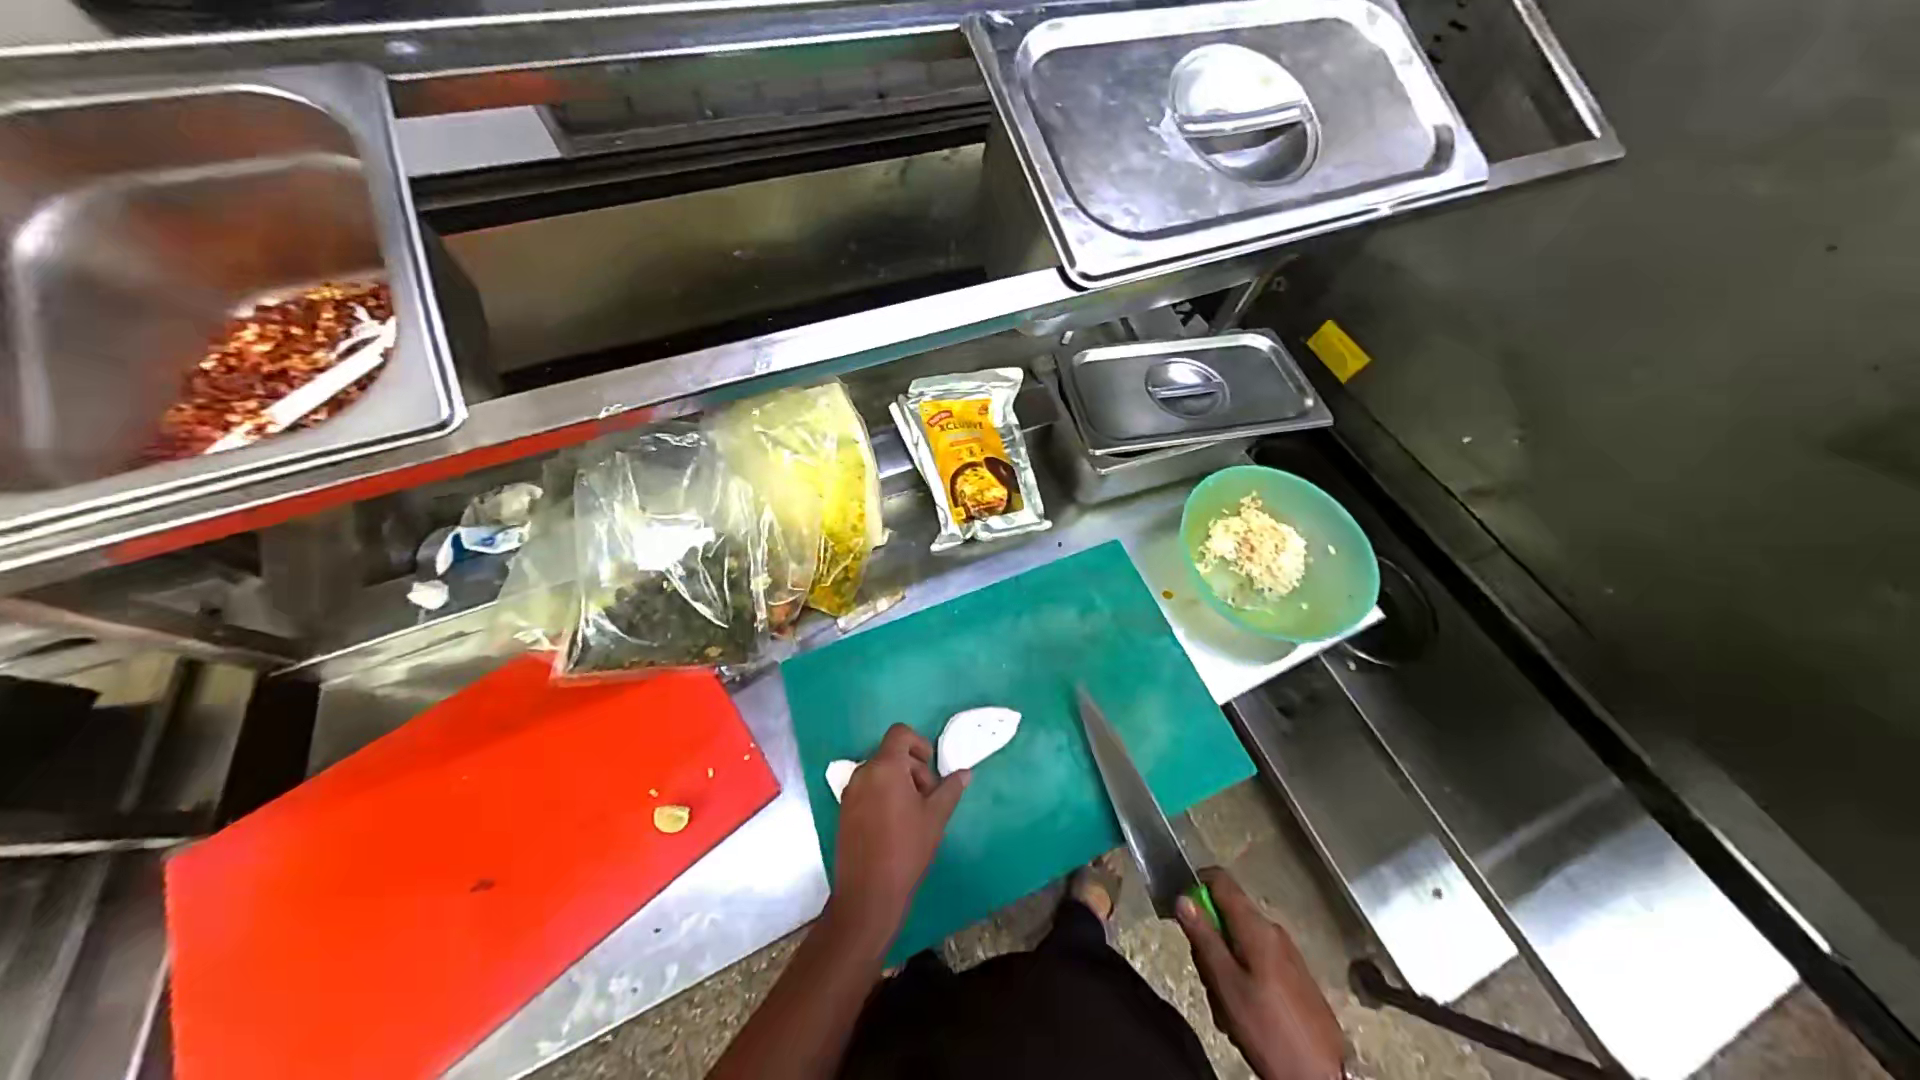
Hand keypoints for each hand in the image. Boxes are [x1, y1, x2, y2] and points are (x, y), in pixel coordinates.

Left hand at [828, 724, 969, 941]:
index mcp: (885, 767)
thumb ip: (950, 789)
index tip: (932, 769)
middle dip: (915, 769)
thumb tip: (965, 772)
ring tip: (916, 815)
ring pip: (880, 773)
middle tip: (930, 799)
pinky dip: (885, 795)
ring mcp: (850, 792)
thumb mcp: (936, 817)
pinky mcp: (845, 811)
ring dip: (901, 783)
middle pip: (892, 754)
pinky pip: (868, 789)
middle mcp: (863, 773)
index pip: (900, 734)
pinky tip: (897, 825)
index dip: (920, 744)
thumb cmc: (906, 849)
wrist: (868, 893)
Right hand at [1177, 868, 1345, 1079]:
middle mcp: (1272, 932)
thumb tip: (1183, 898)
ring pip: (1237, 943)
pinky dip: (1240, 980)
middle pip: (1226, 916)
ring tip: (1225, 1005)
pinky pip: (1254, 962)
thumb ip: (1204, 938)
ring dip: (1223, 967)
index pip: (1221, 881)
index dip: (1196, 886)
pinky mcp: (1292, 976)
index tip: (1181, 912)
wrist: (1323, 1077)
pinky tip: (1242, 1013)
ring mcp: (1285, 954)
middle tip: (1207, 978)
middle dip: (1208, 941)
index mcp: (1256, 927)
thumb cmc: (1269, 1029)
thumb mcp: (1227, 985)